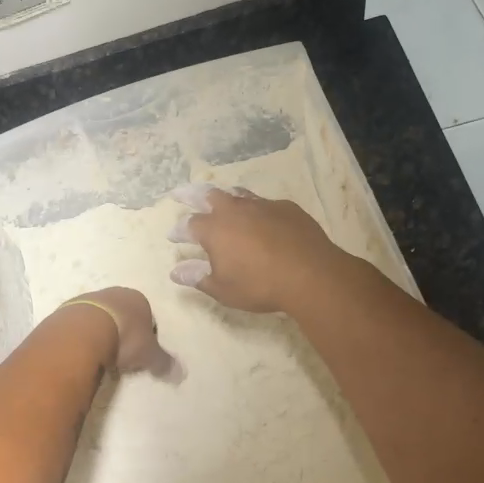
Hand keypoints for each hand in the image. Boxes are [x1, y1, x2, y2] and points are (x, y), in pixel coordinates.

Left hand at [65, 287, 181, 381]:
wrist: (84, 330)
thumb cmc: (125, 338)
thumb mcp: (149, 354)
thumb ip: (163, 362)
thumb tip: (180, 374)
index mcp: (137, 299)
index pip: (146, 316)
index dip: (144, 334)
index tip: (139, 352)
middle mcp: (114, 293)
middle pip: (122, 314)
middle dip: (121, 331)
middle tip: (119, 354)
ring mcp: (89, 298)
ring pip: (100, 316)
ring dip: (101, 332)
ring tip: (100, 354)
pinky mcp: (68, 307)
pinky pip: (80, 323)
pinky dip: (83, 334)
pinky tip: (83, 349)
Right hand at [167, 185, 345, 313]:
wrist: (310, 274)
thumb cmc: (259, 285)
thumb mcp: (223, 288)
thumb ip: (198, 277)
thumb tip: (176, 271)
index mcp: (214, 229)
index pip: (189, 224)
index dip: (179, 230)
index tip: (173, 236)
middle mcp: (234, 210)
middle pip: (207, 195)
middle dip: (191, 194)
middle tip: (180, 194)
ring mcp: (262, 205)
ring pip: (237, 194)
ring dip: (225, 196)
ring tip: (220, 199)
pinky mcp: (286, 208)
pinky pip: (264, 203)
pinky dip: (255, 208)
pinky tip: (260, 216)